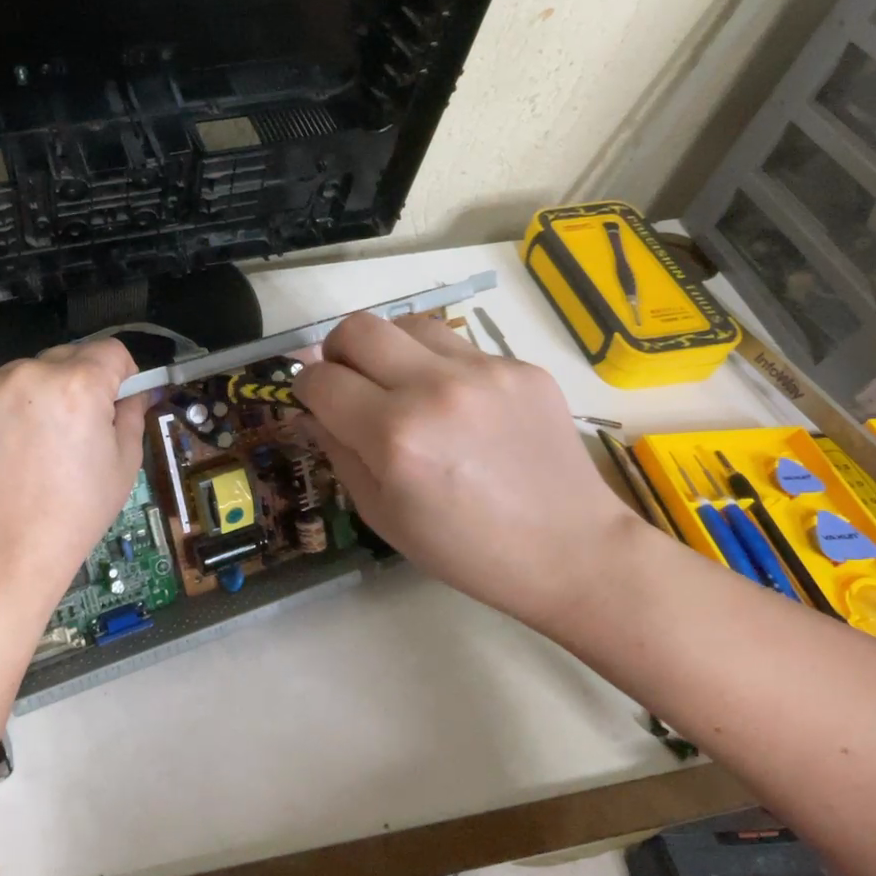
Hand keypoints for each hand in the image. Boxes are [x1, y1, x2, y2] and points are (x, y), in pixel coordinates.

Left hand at [0, 339, 146, 606]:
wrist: (11, 549)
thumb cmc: (78, 511)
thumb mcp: (124, 463)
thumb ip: (130, 413)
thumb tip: (133, 391)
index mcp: (80, 384)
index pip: (110, 351)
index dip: (120, 374)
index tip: (114, 400)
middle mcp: (32, 373)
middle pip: (65, 357)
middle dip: (75, 382)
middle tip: (71, 428)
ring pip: (23, 372)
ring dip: (32, 393)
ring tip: (31, 440)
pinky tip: (1, 442)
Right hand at [292, 313, 643, 624]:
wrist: (569, 550)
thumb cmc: (463, 548)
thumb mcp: (380, 513)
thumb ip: (337, 451)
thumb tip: (309, 411)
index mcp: (393, 436)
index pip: (321, 380)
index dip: (306, 389)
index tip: (315, 403)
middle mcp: (435, 389)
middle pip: (357, 328)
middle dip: (337, 352)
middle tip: (349, 383)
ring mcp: (484, 371)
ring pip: (408, 324)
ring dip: (390, 350)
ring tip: (404, 388)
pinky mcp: (520, 366)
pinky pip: (459, 347)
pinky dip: (441, 369)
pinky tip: (460, 409)